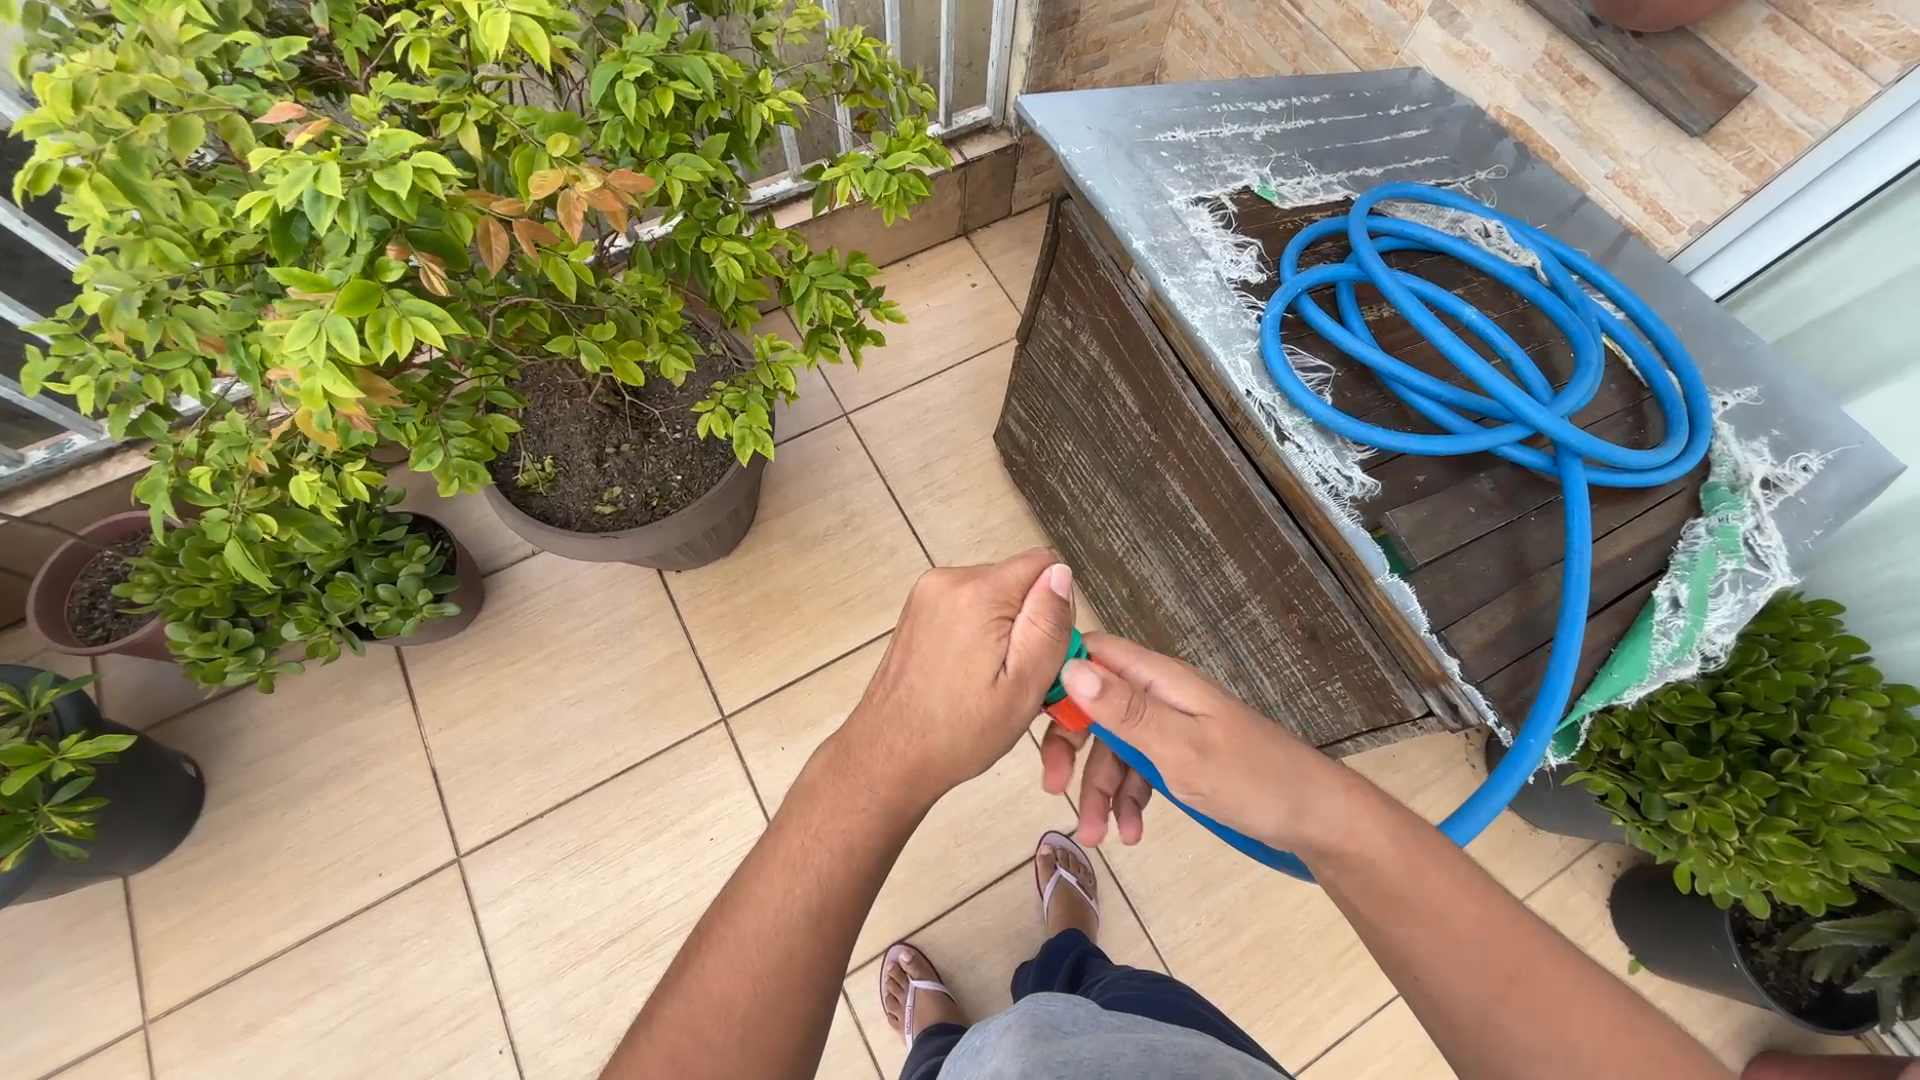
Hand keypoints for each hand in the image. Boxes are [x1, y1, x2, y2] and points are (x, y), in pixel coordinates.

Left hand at [837, 548, 1076, 804]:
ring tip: (989, 677)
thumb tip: (1061, 574)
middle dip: (1028, 621)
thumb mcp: (1023, 686)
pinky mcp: (918, 609)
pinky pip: (969, 606)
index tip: (1039, 650)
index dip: (1054, 608)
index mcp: (977, 594)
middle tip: (1016, 674)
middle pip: (1017, 579)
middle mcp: (948, 580)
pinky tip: (969, 672)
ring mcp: (927, 593)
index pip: (1044, 564)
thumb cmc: (956, 733)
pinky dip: (978, 633)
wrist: (890, 754)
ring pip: (995, 594)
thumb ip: (1048, 624)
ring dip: (1003, 629)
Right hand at [1043, 632, 1357, 853]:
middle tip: (1053, 789)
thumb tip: (1069, 670)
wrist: (1317, 820)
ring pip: (1113, 747)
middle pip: (1094, 706)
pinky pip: (1138, 770)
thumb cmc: (1251, 779)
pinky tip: (1130, 834)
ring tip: (1098, 838)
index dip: (1059, 677)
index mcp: (1159, 679)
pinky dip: (1128, 800)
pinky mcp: (1180, 757)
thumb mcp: (1180, 748)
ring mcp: (1171, 728)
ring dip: (1100, 789)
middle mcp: (1160, 695)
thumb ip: (1124, 711)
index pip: (1092, 654)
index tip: (1035, 720)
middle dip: (1072, 747)